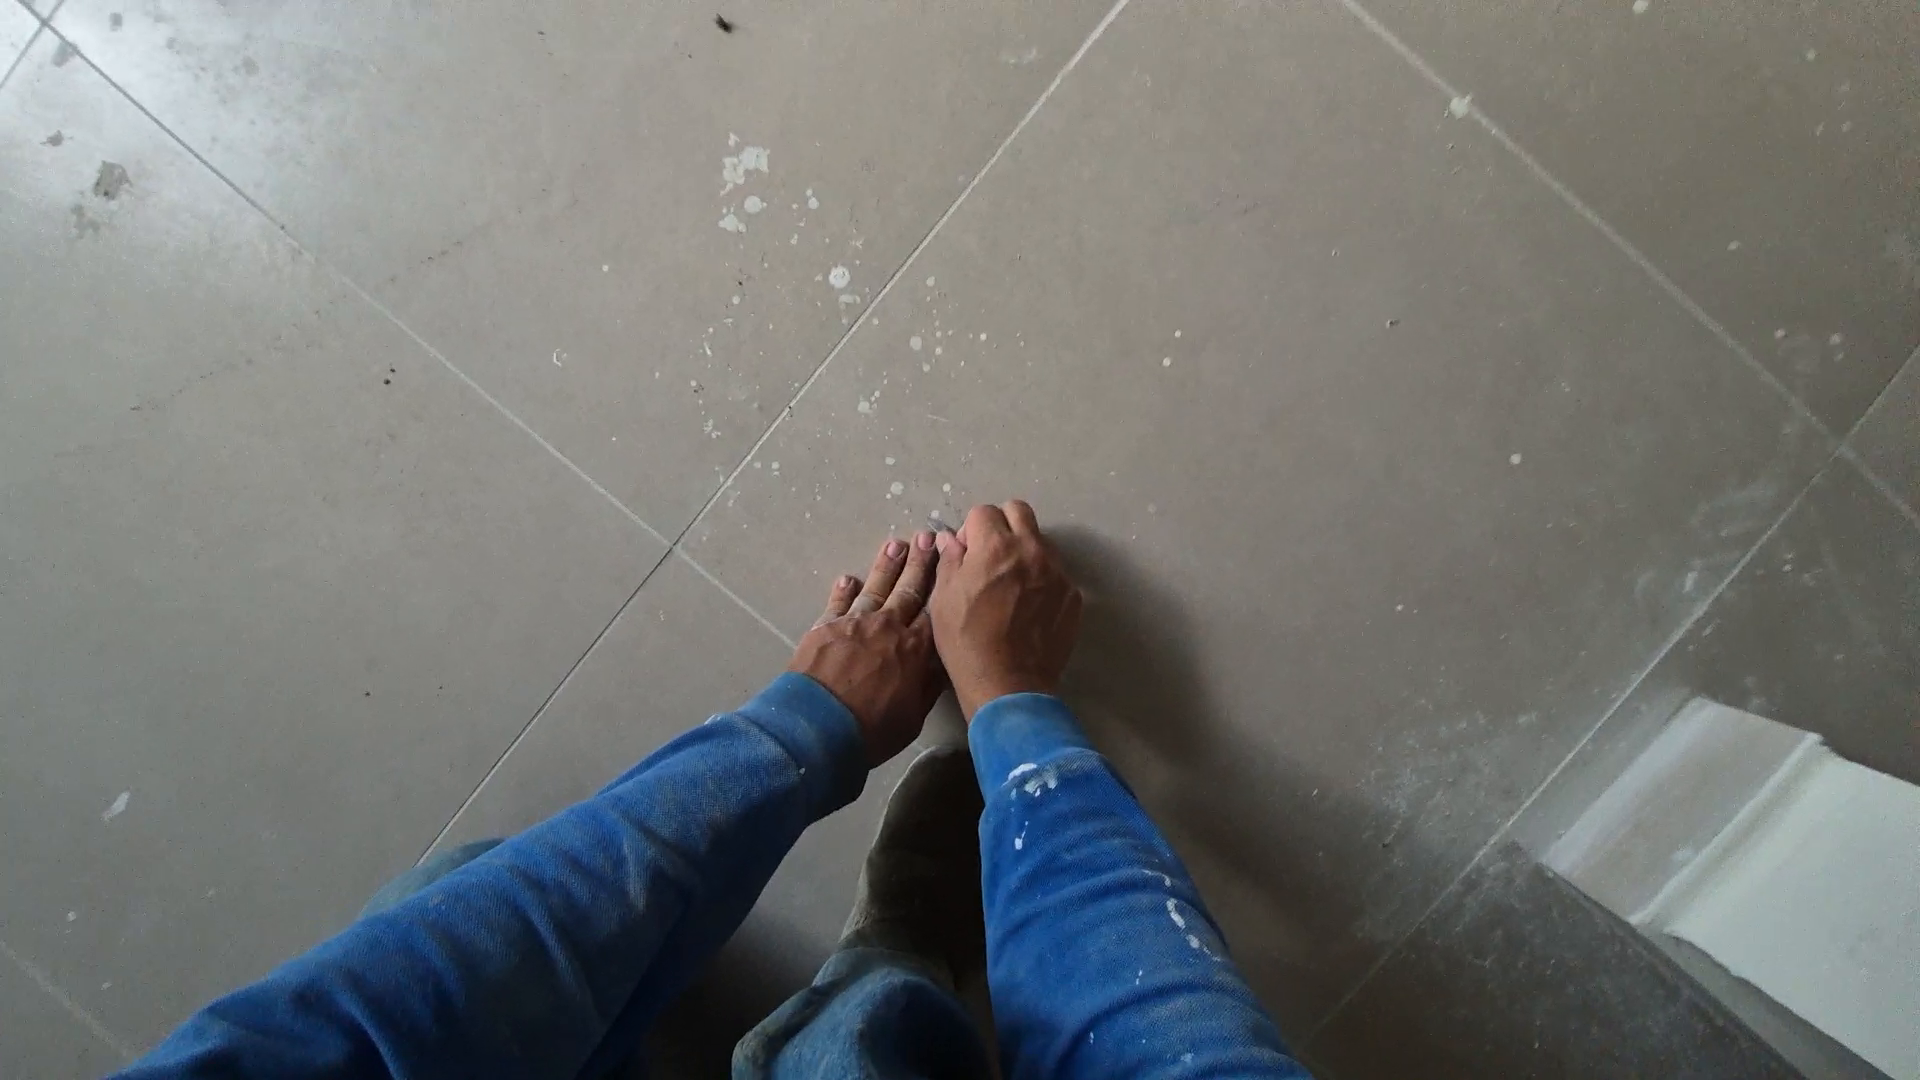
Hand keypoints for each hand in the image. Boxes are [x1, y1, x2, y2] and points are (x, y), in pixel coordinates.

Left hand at [789, 531, 945, 765]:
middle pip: (909, 590)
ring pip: (876, 588)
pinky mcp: (825, 627)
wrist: (817, 727)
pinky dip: (844, 591)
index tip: (952, 564)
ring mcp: (855, 623)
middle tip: (927, 537)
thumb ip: (928, 685)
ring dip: (886, 566)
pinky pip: (838, 603)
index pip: (936, 611)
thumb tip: (943, 664)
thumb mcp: (913, 716)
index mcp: (916, 649)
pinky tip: (848, 578)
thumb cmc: (872, 730)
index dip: (945, 586)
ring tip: (895, 545)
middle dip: (920, 563)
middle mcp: (889, 627)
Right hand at [929, 501, 1082, 720]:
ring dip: (1024, 550)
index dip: (970, 531)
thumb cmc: (966, 642)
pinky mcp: (1073, 596)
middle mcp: (1032, 550)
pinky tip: (1028, 607)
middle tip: (990, 555)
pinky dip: (1041, 579)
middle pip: (1019, 512)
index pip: (984, 511)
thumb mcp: (943, 599)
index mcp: (996, 546)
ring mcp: (1058, 572)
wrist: (1009, 685)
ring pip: (1041, 541)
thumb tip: (952, 540)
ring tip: (1011, 584)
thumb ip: (950, 560)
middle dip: (1002, 525)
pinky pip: (1056, 572)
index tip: (966, 554)